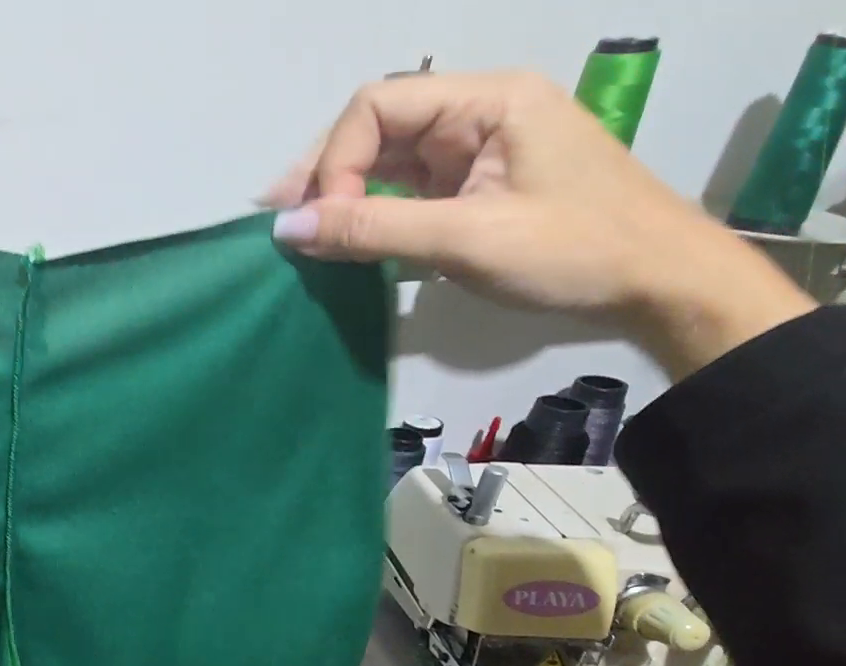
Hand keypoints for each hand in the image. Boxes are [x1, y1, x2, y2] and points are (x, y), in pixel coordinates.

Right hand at [264, 71, 813, 378]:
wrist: (658, 284)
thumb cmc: (574, 250)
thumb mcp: (466, 239)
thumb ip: (372, 230)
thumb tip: (286, 229)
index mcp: (487, 102)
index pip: (377, 106)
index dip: (335, 161)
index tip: (323, 223)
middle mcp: (474, 116)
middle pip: (372, 129)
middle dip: (325, 176)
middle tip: (287, 228)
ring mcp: (470, 153)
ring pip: (380, 162)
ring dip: (338, 198)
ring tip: (302, 238)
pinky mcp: (467, 189)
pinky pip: (399, 192)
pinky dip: (363, 216)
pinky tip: (339, 242)